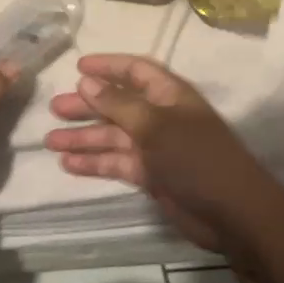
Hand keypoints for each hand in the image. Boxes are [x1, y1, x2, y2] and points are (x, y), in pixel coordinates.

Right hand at [44, 55, 266, 255]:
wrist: (234, 215)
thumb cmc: (197, 159)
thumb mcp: (155, 126)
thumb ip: (118, 104)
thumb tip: (86, 82)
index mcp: (170, 95)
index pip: (135, 71)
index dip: (108, 67)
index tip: (77, 68)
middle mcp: (161, 117)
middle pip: (118, 104)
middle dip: (87, 106)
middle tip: (54, 109)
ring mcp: (156, 147)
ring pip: (113, 136)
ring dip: (84, 137)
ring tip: (49, 141)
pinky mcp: (151, 175)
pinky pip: (117, 162)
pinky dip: (94, 163)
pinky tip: (68, 165)